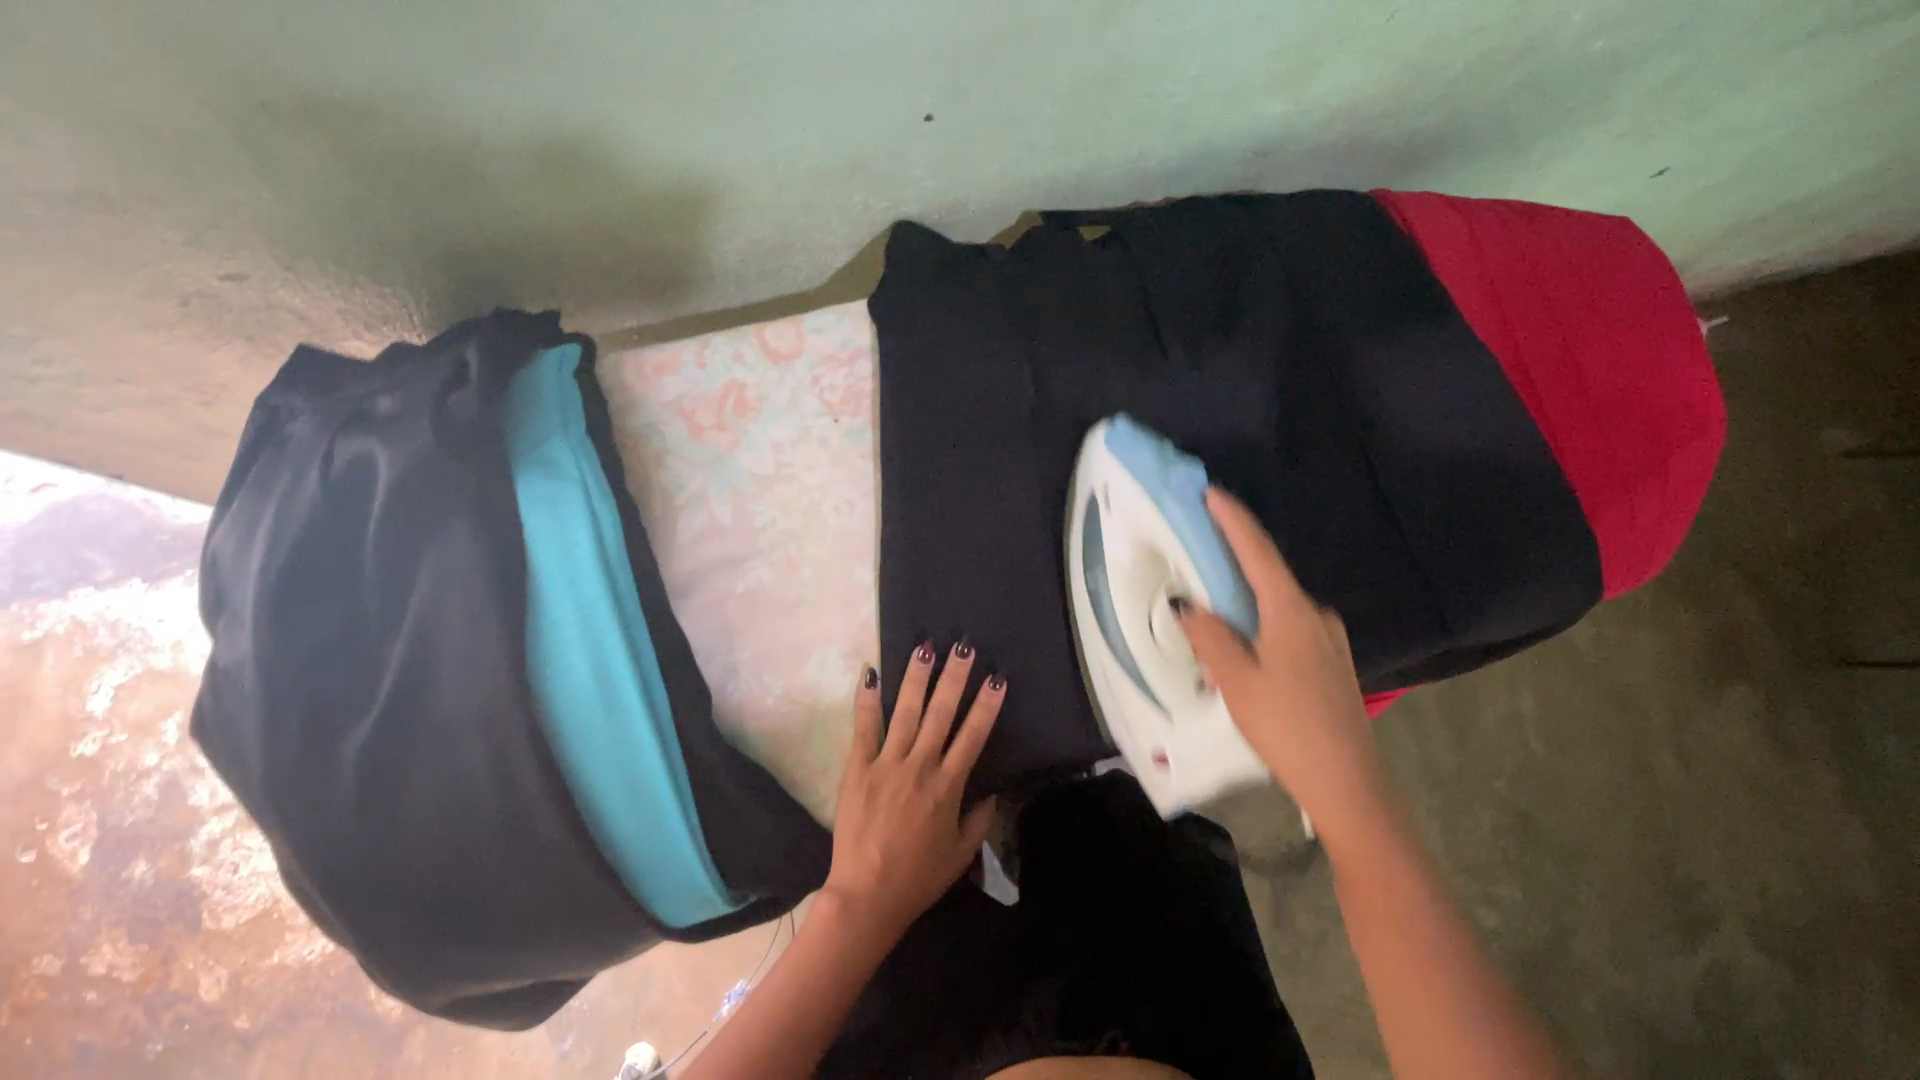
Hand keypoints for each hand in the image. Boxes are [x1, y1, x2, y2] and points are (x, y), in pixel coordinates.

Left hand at [824, 642, 1003, 939]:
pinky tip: (870, 674)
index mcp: (949, 786)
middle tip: (962, 646)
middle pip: (942, 713)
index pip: (974, 736)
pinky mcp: (858, 769)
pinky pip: (864, 729)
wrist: (868, 895)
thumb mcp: (960, 854)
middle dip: (954, 677)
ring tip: (924, 648)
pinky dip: (868, 701)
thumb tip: (994, 793)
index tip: (997, 677)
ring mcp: (887, 764)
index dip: (987, 705)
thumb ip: (979, 820)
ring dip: (916, 678)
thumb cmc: (918, 877)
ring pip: (906, 712)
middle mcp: (921, 766)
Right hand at [1176, 488, 1387, 837]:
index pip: (1257, 552)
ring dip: (1248, 600)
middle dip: (1234, 563)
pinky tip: (1247, 646)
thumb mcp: (1237, 681)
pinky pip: (1290, 628)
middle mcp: (1316, 615)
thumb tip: (1189, 605)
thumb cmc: (1286, 726)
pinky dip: (1263, 624)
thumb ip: (1211, 637)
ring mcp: (1330, 640)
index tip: (1213, 494)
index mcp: (1291, 611)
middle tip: (1199, 555)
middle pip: (1269, 577)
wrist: (1347, 781)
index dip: (1233, 521)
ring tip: (1214, 607)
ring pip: (1279, 606)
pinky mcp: (1332, 663)